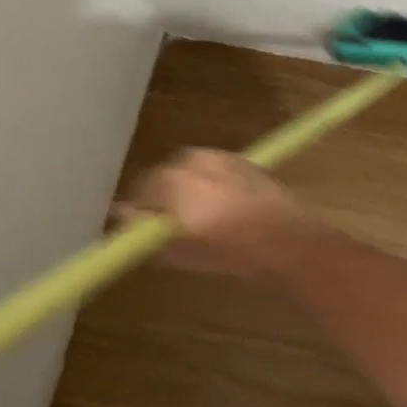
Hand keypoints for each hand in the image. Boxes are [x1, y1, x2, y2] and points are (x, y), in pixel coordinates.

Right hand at [115, 148, 311, 277]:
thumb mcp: (181, 249)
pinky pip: (214, 169)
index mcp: (172, 180)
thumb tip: (120, 215)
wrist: (287, 238)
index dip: (141, 211)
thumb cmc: (231, 250)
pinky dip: (212, 183)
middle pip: (165, 176)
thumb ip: (145, 230)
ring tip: (201, 217)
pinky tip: (224, 205)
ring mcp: (221, 156)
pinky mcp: (244, 160)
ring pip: (190, 170)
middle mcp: (193, 159)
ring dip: (188, 188)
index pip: (140, 191)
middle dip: (164, 196)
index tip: (145, 230)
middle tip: (173, 225)